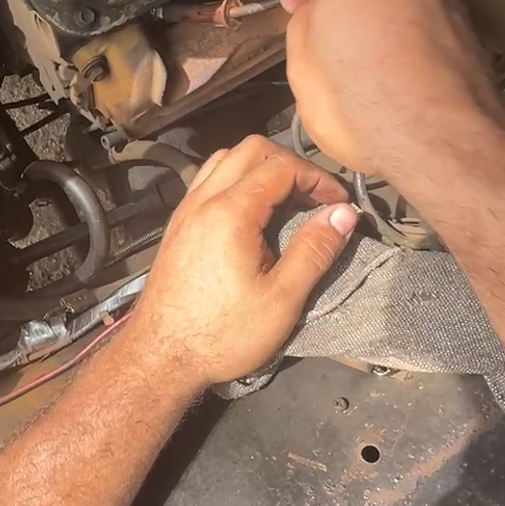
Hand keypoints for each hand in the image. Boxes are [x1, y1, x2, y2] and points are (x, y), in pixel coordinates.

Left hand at [118, 137, 358, 392]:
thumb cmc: (221, 335)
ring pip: (225, 159)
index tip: (338, 203)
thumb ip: (314, 250)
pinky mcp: (177, 226)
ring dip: (260, 167)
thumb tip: (344, 213)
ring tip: (286, 200)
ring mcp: (186, 210)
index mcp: (230, 212)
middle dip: (290, 163)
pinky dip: (236, 180)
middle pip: (251, 149)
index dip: (317, 177)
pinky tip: (253, 213)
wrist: (160, 356)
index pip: (281, 165)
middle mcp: (203, 200)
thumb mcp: (281, 299)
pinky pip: (208, 180)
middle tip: (314, 195)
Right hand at [282, 0, 504, 183]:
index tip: (296, 2)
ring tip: (361, 60)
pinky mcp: (466, 27)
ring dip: (377, 14)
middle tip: (326, 30)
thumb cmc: (363, 99)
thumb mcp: (300, 61)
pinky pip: (424, 19)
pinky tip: (393, 75)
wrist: (437, 138)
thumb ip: (306, 20)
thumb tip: (318, 12)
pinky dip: (405, 37)